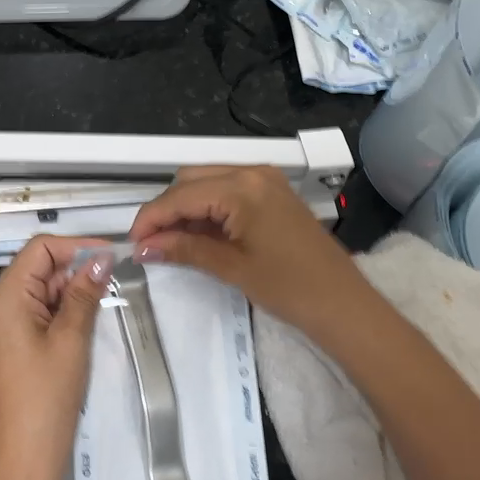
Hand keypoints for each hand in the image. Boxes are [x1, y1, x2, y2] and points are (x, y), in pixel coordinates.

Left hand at [0, 235, 110, 479]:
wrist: (24, 458)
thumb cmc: (47, 396)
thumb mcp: (71, 339)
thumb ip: (84, 293)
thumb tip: (102, 258)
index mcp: (2, 294)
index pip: (40, 248)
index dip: (77, 246)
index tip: (112, 254)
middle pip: (37, 266)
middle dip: (74, 270)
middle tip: (112, 283)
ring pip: (36, 289)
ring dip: (68, 292)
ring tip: (100, 305)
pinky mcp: (3, 342)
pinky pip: (31, 310)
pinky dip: (56, 310)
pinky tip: (80, 322)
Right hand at [129, 165, 368, 336]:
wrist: (346, 306)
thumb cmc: (290, 288)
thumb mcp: (231, 268)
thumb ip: (183, 249)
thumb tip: (142, 247)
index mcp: (241, 188)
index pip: (180, 195)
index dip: (151, 218)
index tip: (132, 243)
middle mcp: (252, 172)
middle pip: (190, 180)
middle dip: (167, 209)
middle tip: (151, 244)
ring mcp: (265, 180)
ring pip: (207, 182)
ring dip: (186, 208)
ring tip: (172, 243)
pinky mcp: (273, 192)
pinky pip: (227, 189)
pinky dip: (208, 208)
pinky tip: (200, 235)